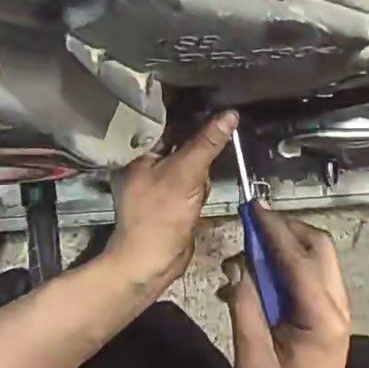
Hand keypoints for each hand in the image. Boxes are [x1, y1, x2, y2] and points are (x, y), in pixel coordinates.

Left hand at [105, 111, 237, 288]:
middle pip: (181, 140)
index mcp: (137, 151)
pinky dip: (199, 187)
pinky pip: (191, 180)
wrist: (152, 263)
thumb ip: (208, 143)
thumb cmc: (160, 215)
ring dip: (201, 173)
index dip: (188, 113)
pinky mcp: (170, 197)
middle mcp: (144, 162)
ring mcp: (157, 181)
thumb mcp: (187, 173)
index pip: (164, 120)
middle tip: (202, 161)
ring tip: (197, 189)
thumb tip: (231, 114)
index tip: (212, 104)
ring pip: (190, 161)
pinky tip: (198, 199)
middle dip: (198, 151)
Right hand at [222, 208, 355, 367]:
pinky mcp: (330, 314)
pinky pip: (313, 273)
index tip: (253, 206)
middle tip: (251, 225)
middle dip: (286, 228)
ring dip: (286, 245)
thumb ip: (245, 307)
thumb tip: (238, 265)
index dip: (273, 229)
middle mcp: (338, 305)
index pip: (297, 259)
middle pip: (318, 246)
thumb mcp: (252, 360)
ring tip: (248, 252)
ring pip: (319, 255)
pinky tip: (257, 278)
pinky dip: (288, 263)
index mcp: (322, 317)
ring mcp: (338, 308)